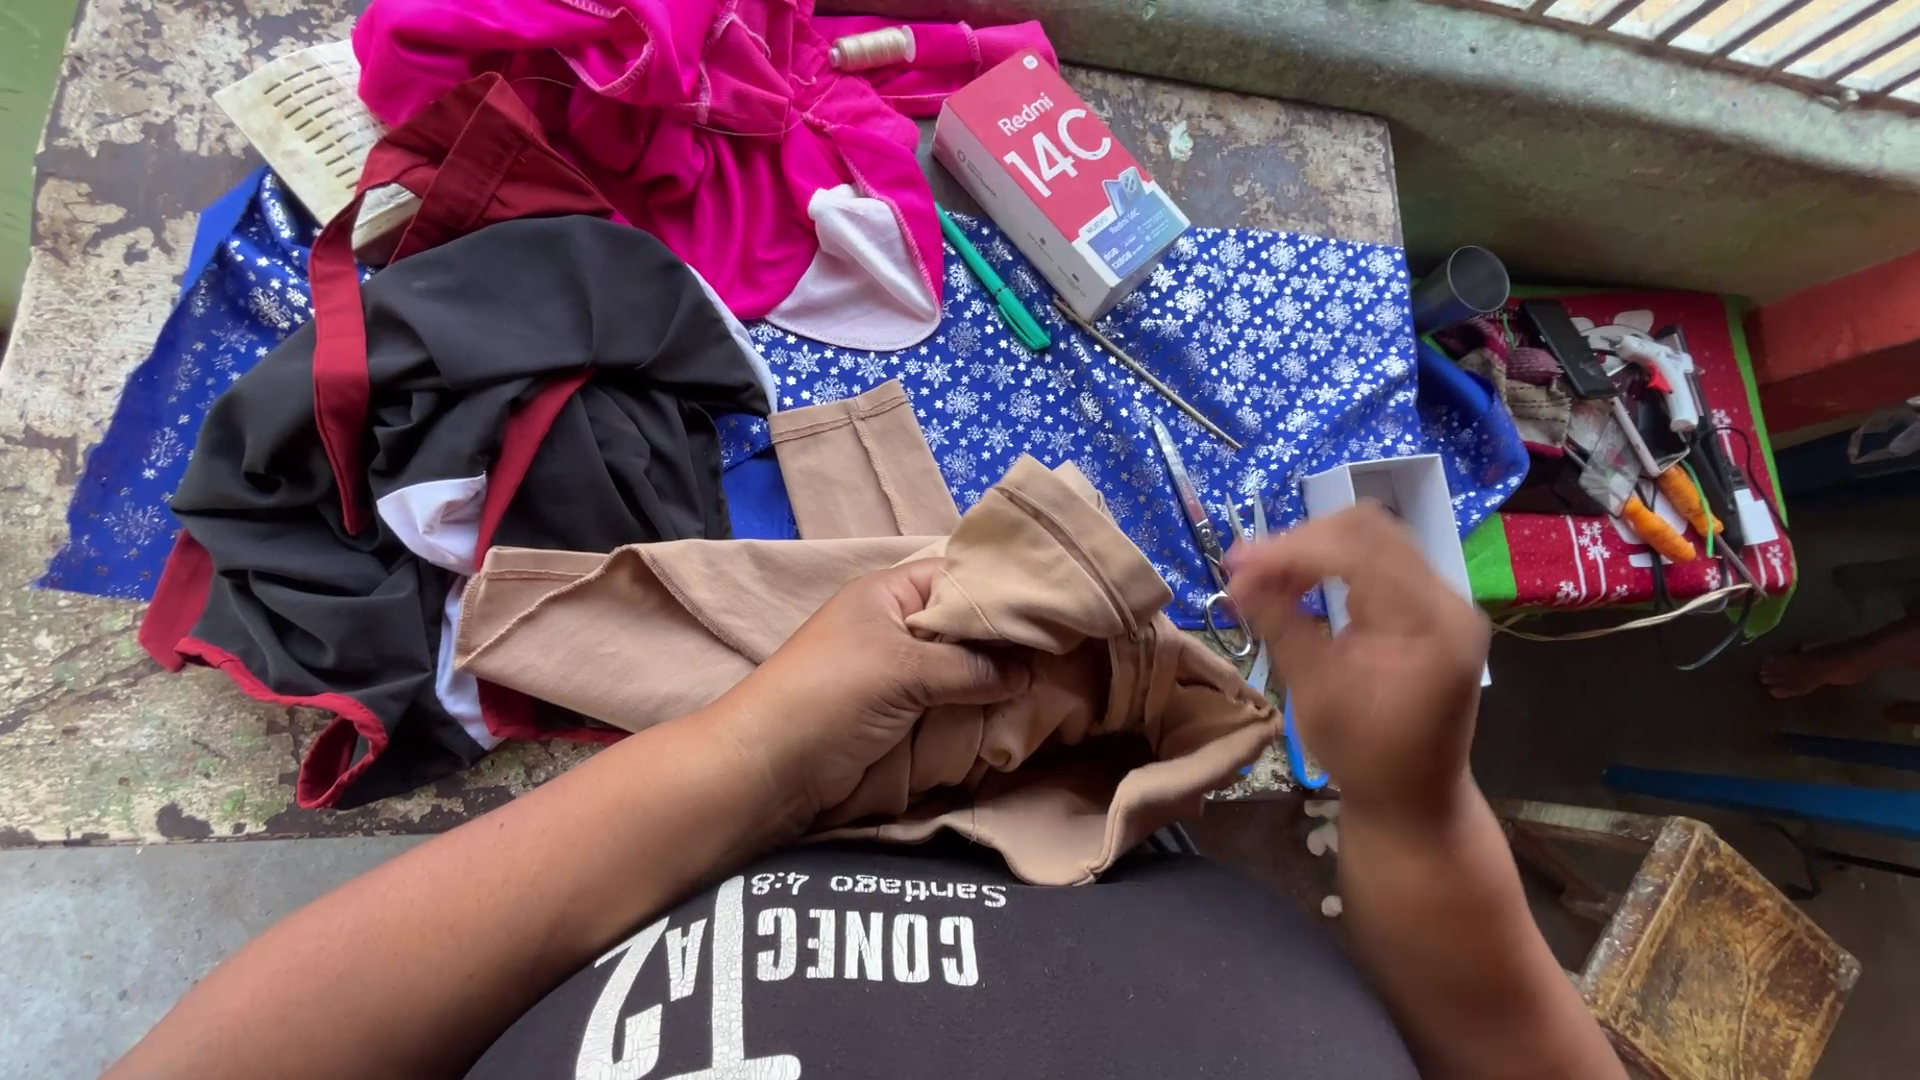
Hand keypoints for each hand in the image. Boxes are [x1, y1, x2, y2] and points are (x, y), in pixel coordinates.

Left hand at [713, 560, 1030, 828]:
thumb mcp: (902, 670)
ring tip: (1051, 682)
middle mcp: (896, 624)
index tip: (1052, 609)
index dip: (1001, 591)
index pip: (957, 577)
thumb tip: (1028, 672)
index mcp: (889, 593)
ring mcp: (898, 670)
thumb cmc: (831, 695)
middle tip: (1063, 650)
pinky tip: (1015, 711)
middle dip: (1005, 640)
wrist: (770, 768)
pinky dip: (976, 706)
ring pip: (960, 666)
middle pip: (963, 624)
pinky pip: (948, 700)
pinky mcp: (899, 710)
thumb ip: (970, 668)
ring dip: (994, 678)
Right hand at [1226, 502, 1488, 822]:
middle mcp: (1446, 600)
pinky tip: (1296, 585)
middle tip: (1247, 569)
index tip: (1237, 567)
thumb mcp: (1315, 690)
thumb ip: (1281, 623)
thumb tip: (1237, 576)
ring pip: (1370, 537)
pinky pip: (1376, 560)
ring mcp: (1441, 602)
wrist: (1414, 798)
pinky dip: (1329, 564)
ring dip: (1311, 549)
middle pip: (1368, 529)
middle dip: (1300, 542)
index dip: (1291, 550)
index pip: (1359, 550)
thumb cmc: (1365, 755)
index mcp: (1429, 624)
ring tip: (1264, 577)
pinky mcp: (1427, 609)